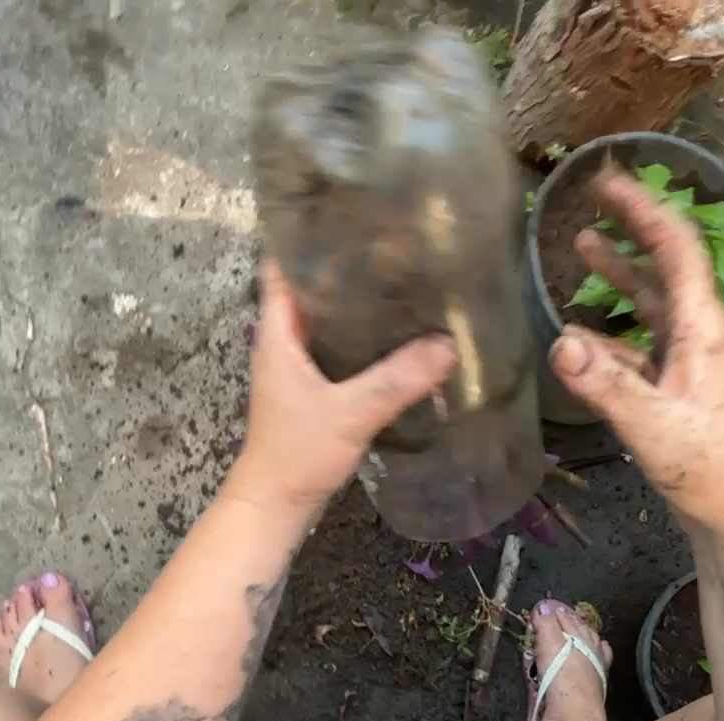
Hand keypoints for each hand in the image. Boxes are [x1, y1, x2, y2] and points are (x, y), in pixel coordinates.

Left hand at [225, 260, 456, 516]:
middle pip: (311, 290)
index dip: (308, 236)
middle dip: (346, 267)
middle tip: (394, 246)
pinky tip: (396, 339)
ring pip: (326, 322)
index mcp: (277, 333)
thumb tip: (447, 345)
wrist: (276, 504)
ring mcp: (297, 368)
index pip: (284, 266)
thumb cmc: (297, 453)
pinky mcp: (312, 391)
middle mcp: (283, 343)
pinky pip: (338, 353)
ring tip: (402, 282)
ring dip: (356, 306)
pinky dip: (362, 341)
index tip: (349, 213)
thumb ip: (396, 380)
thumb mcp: (349, 413)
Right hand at [549, 169, 723, 534]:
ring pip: (648, 306)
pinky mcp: (674, 388)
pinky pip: (638, 347)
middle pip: (662, 268)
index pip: (675, 250)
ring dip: (618, 276)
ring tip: (580, 249)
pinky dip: (609, 334)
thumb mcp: (653, 424)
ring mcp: (687, 362)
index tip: (608, 180)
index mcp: (702, 329)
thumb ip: (605, 385)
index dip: (643, 209)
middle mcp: (698, 335)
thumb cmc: (707, 466)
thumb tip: (558, 343)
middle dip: (629, 231)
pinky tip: (580, 338)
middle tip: (591, 202)